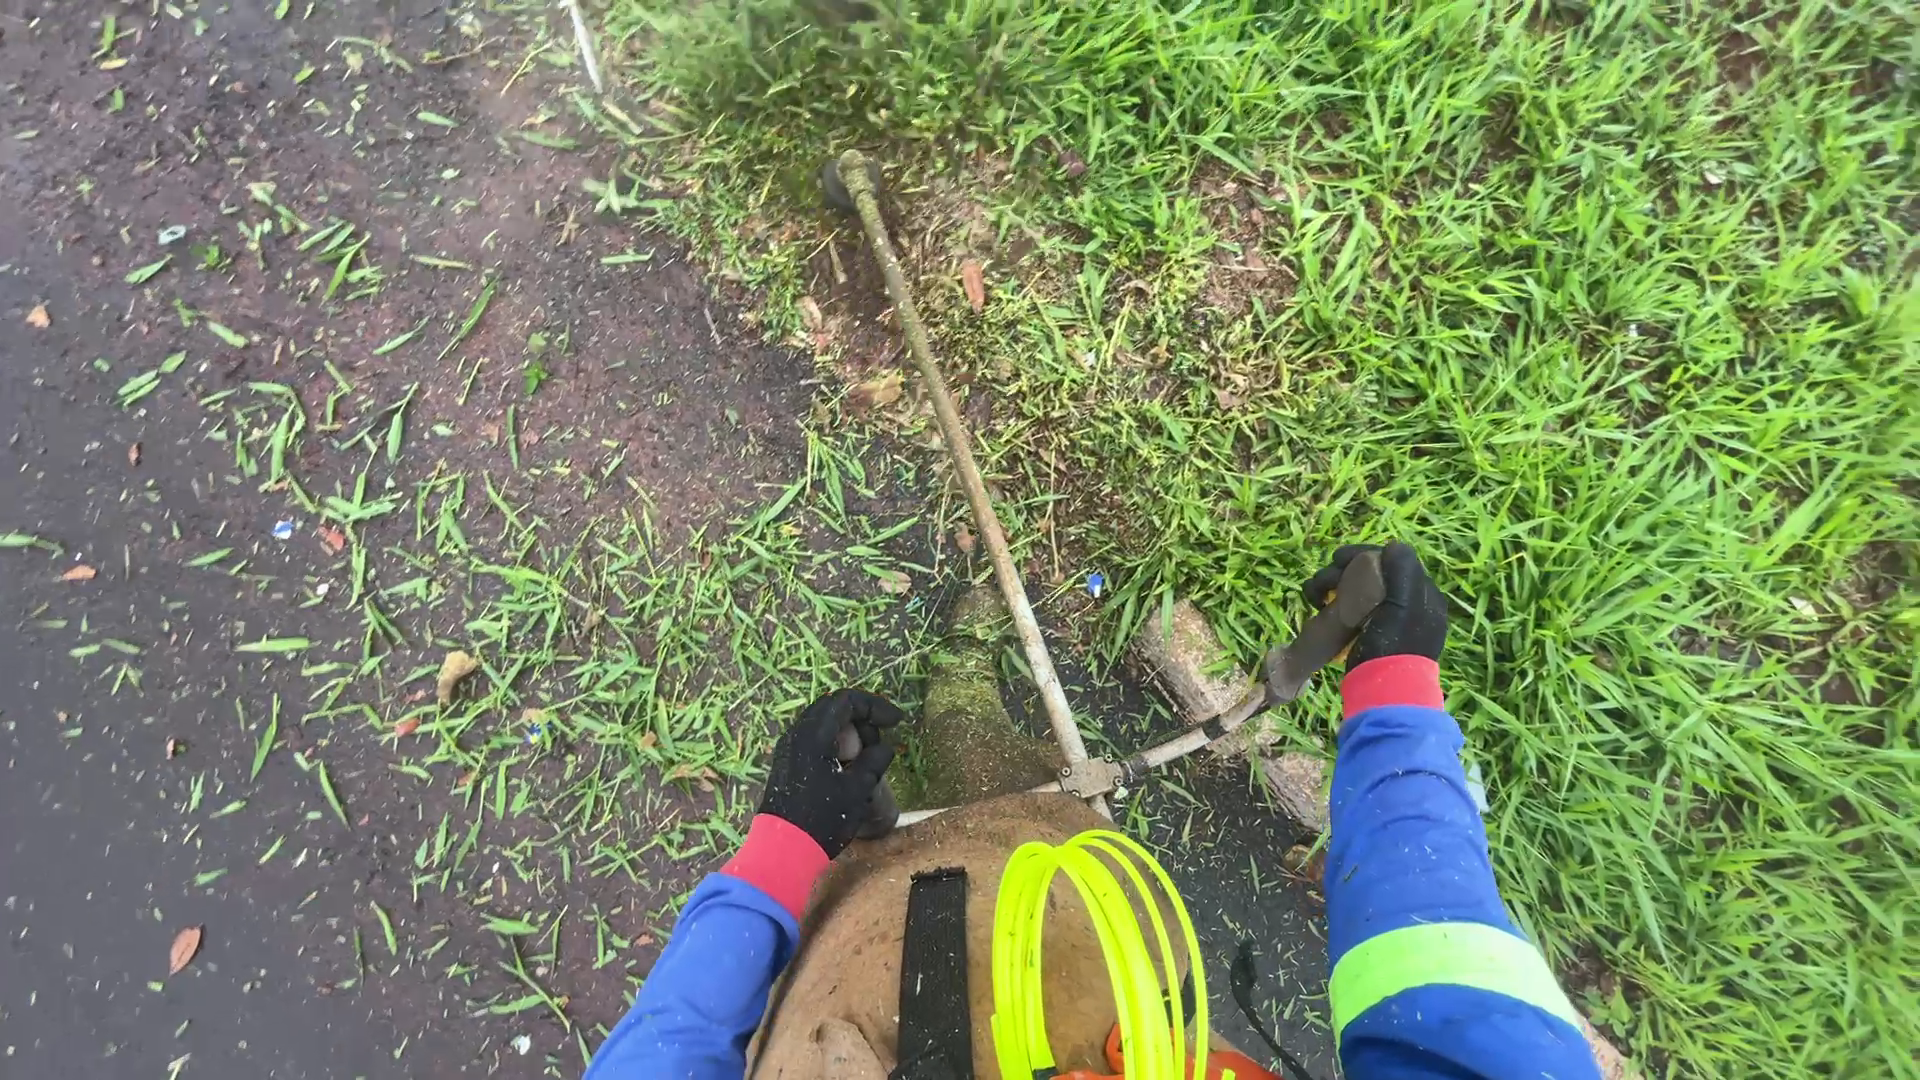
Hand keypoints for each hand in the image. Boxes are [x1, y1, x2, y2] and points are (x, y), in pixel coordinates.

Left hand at [758, 689, 902, 857]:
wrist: (782, 852)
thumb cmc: (822, 819)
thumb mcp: (857, 790)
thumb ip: (874, 761)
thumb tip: (883, 748)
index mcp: (813, 734)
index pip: (846, 701)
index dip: (875, 706)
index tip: (895, 721)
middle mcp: (797, 734)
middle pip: (834, 707)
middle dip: (862, 718)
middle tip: (880, 738)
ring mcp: (789, 748)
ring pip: (824, 723)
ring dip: (849, 732)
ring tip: (864, 757)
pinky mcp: (787, 762)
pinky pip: (815, 738)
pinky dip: (835, 743)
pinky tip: (847, 765)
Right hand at [1303, 541, 1447, 667]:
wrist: (1384, 690)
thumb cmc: (1394, 647)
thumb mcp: (1404, 607)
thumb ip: (1403, 574)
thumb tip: (1393, 546)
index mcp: (1421, 596)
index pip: (1392, 561)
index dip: (1362, 554)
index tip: (1337, 558)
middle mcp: (1406, 604)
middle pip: (1370, 573)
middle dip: (1341, 572)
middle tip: (1322, 581)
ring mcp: (1385, 619)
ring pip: (1355, 588)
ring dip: (1331, 586)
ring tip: (1314, 597)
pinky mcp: (1367, 632)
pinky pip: (1348, 606)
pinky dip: (1332, 602)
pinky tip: (1321, 608)